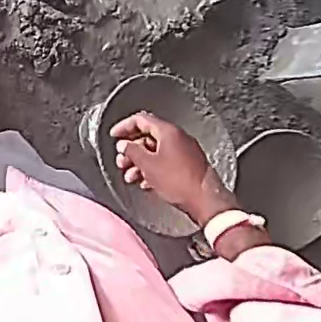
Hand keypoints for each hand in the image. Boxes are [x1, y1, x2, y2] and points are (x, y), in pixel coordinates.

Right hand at [111, 112, 236, 225]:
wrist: (206, 201)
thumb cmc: (179, 181)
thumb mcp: (147, 165)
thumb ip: (131, 151)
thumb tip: (123, 145)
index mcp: (168, 132)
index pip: (141, 120)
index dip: (124, 127)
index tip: (114, 136)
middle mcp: (178, 137)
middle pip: (147, 136)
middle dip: (131, 149)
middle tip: (121, 160)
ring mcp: (185, 151)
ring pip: (156, 151)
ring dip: (140, 162)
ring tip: (130, 176)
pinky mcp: (189, 165)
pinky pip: (166, 161)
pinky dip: (153, 168)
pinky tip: (145, 182)